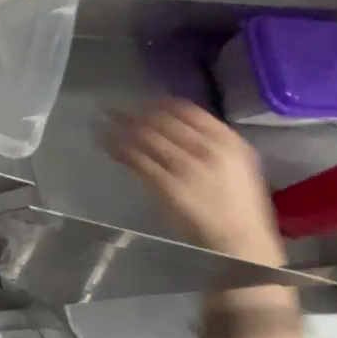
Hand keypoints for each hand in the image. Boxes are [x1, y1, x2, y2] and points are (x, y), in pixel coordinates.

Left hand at [106, 99, 286, 266]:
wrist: (237, 235)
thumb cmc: (237, 202)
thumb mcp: (235, 164)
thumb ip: (210, 146)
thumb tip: (178, 130)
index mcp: (229, 141)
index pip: (190, 113)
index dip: (160, 105)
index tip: (140, 102)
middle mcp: (207, 150)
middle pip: (162, 123)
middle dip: (131, 114)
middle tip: (108, 108)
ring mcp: (185, 167)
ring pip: (146, 140)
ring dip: (119, 129)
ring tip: (99, 122)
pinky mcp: (165, 186)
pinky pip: (138, 162)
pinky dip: (120, 150)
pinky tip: (106, 145)